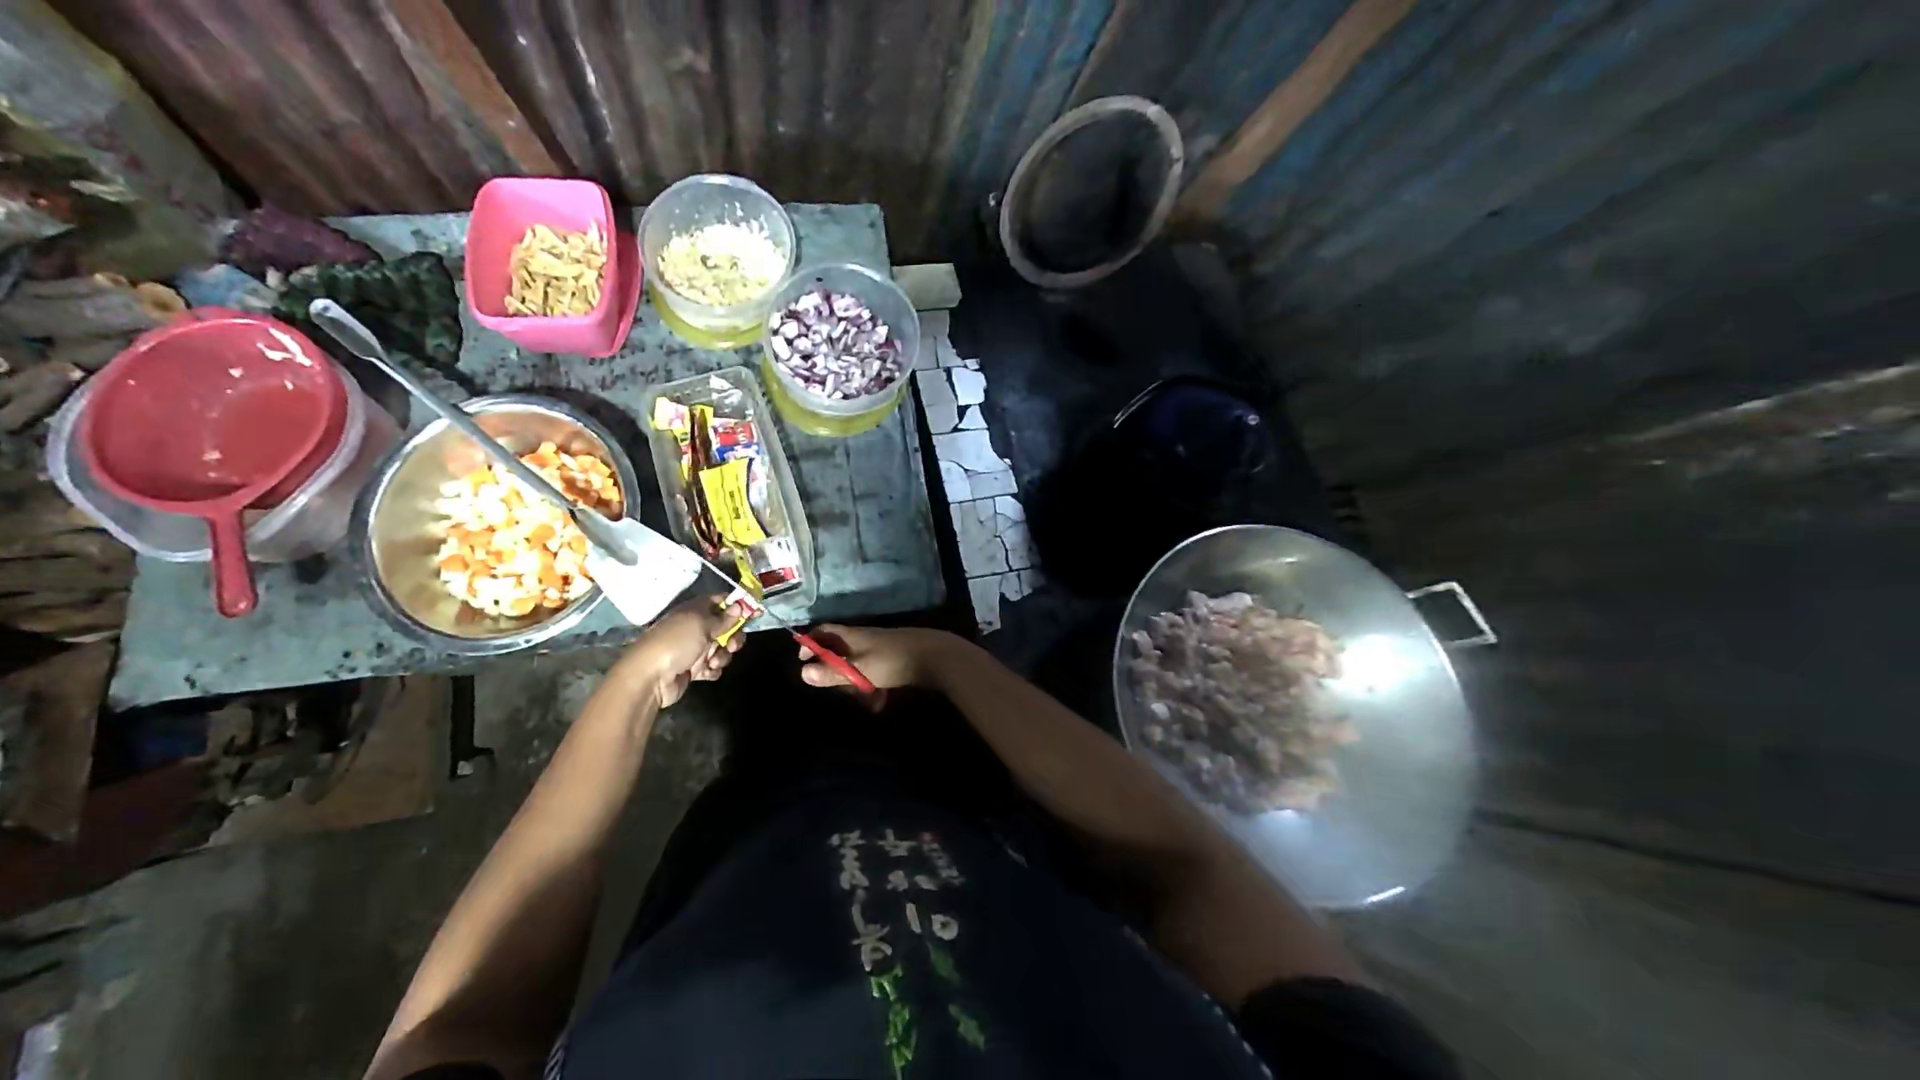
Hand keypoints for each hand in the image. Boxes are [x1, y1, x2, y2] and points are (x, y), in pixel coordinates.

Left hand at [619, 595, 752, 708]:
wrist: (651, 677)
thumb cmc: (677, 643)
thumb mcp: (702, 625)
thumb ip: (723, 618)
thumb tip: (739, 606)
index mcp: (695, 611)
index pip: (721, 601)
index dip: (738, 605)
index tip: (755, 612)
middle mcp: (695, 627)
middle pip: (725, 627)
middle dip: (733, 636)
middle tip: (733, 645)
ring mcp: (694, 648)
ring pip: (721, 648)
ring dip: (723, 655)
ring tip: (713, 663)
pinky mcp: (693, 668)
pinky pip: (713, 666)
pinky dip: (712, 669)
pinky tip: (705, 672)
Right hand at [797, 625, 961, 691]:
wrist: (935, 656)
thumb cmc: (893, 660)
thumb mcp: (859, 670)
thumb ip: (832, 672)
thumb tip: (802, 672)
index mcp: (853, 635)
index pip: (824, 631)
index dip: (811, 642)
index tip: (803, 660)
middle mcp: (865, 637)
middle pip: (841, 651)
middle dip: (837, 671)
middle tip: (840, 689)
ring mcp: (882, 646)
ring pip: (860, 664)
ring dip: (858, 682)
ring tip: (867, 701)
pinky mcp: (896, 657)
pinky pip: (876, 671)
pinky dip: (874, 685)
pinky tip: (882, 700)